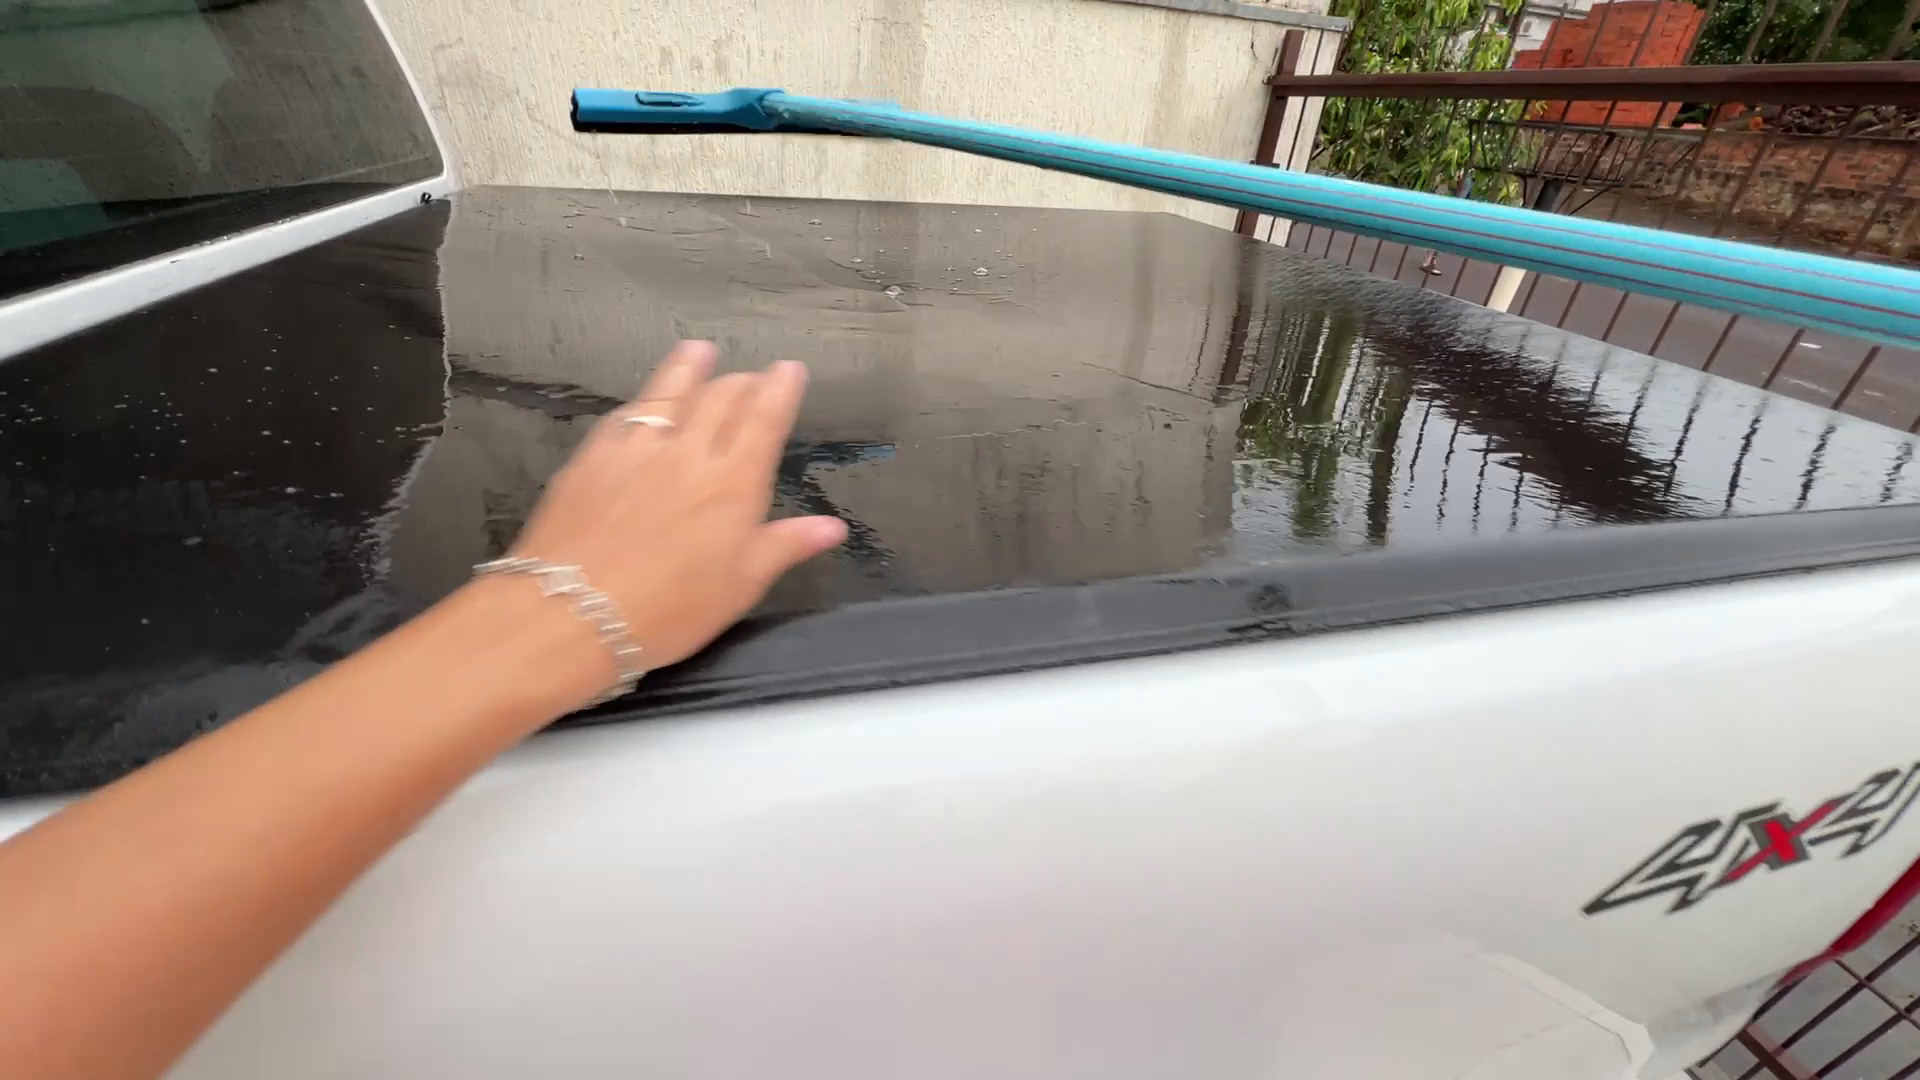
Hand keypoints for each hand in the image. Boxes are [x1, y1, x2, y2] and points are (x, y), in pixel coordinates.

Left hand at [496, 341, 846, 701]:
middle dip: (743, 380)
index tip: (790, 368)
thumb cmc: (671, 609)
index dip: (780, 390)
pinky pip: (624, 416)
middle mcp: (687, 453)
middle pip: (720, 398)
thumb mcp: (741, 585)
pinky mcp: (591, 460)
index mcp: (732, 482)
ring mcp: (634, 451)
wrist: (571, 616)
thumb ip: (786, 545)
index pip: (764, 420)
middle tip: (754, 375)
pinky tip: (644, 400)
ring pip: (668, 394)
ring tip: (699, 349)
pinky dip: (644, 399)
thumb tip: (834, 527)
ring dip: (688, 369)